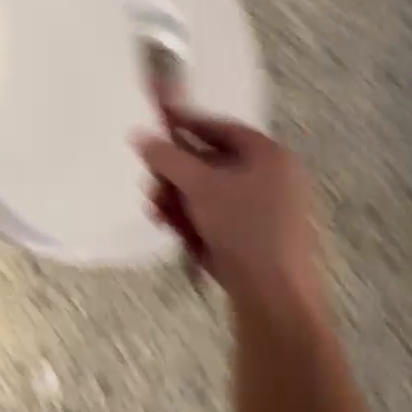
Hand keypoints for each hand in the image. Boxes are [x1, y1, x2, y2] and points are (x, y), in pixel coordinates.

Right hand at [134, 114, 323, 325]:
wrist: (272, 288)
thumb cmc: (241, 224)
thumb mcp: (198, 184)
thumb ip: (166, 156)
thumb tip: (139, 134)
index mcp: (268, 156)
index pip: (219, 127)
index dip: (184, 123)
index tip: (152, 125)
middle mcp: (269, 176)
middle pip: (206, 161)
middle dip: (172, 173)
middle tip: (151, 183)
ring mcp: (262, 206)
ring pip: (204, 189)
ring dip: (175, 197)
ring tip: (158, 212)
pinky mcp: (251, 231)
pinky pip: (211, 212)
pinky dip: (189, 216)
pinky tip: (173, 228)